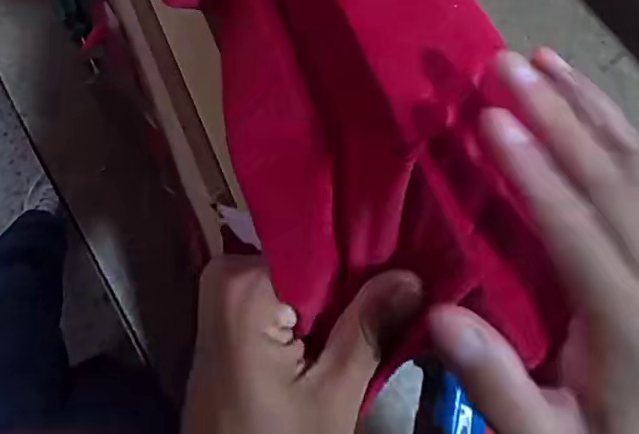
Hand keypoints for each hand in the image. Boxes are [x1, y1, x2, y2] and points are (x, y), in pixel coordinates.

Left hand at [182, 256, 421, 433]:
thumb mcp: (330, 399)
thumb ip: (368, 329)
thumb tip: (414, 275)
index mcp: (244, 284)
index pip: (316, 238)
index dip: (361, 245)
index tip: (402, 249)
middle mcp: (227, 273)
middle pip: (307, 251)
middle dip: (352, 268)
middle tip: (400, 276)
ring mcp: (224, 291)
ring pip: (300, 268)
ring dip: (338, 286)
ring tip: (385, 289)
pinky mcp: (231, 311)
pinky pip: (284, 286)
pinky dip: (316, 301)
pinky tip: (351, 309)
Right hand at [428, 49, 638, 433]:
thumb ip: (499, 389)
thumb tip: (442, 317)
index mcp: (630, 325)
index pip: (577, 229)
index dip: (533, 171)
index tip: (488, 116)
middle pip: (608, 175)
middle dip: (555, 112)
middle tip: (504, 63)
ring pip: (628, 155)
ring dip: (582, 100)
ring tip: (540, 56)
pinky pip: (631, 163)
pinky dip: (600, 114)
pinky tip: (569, 84)